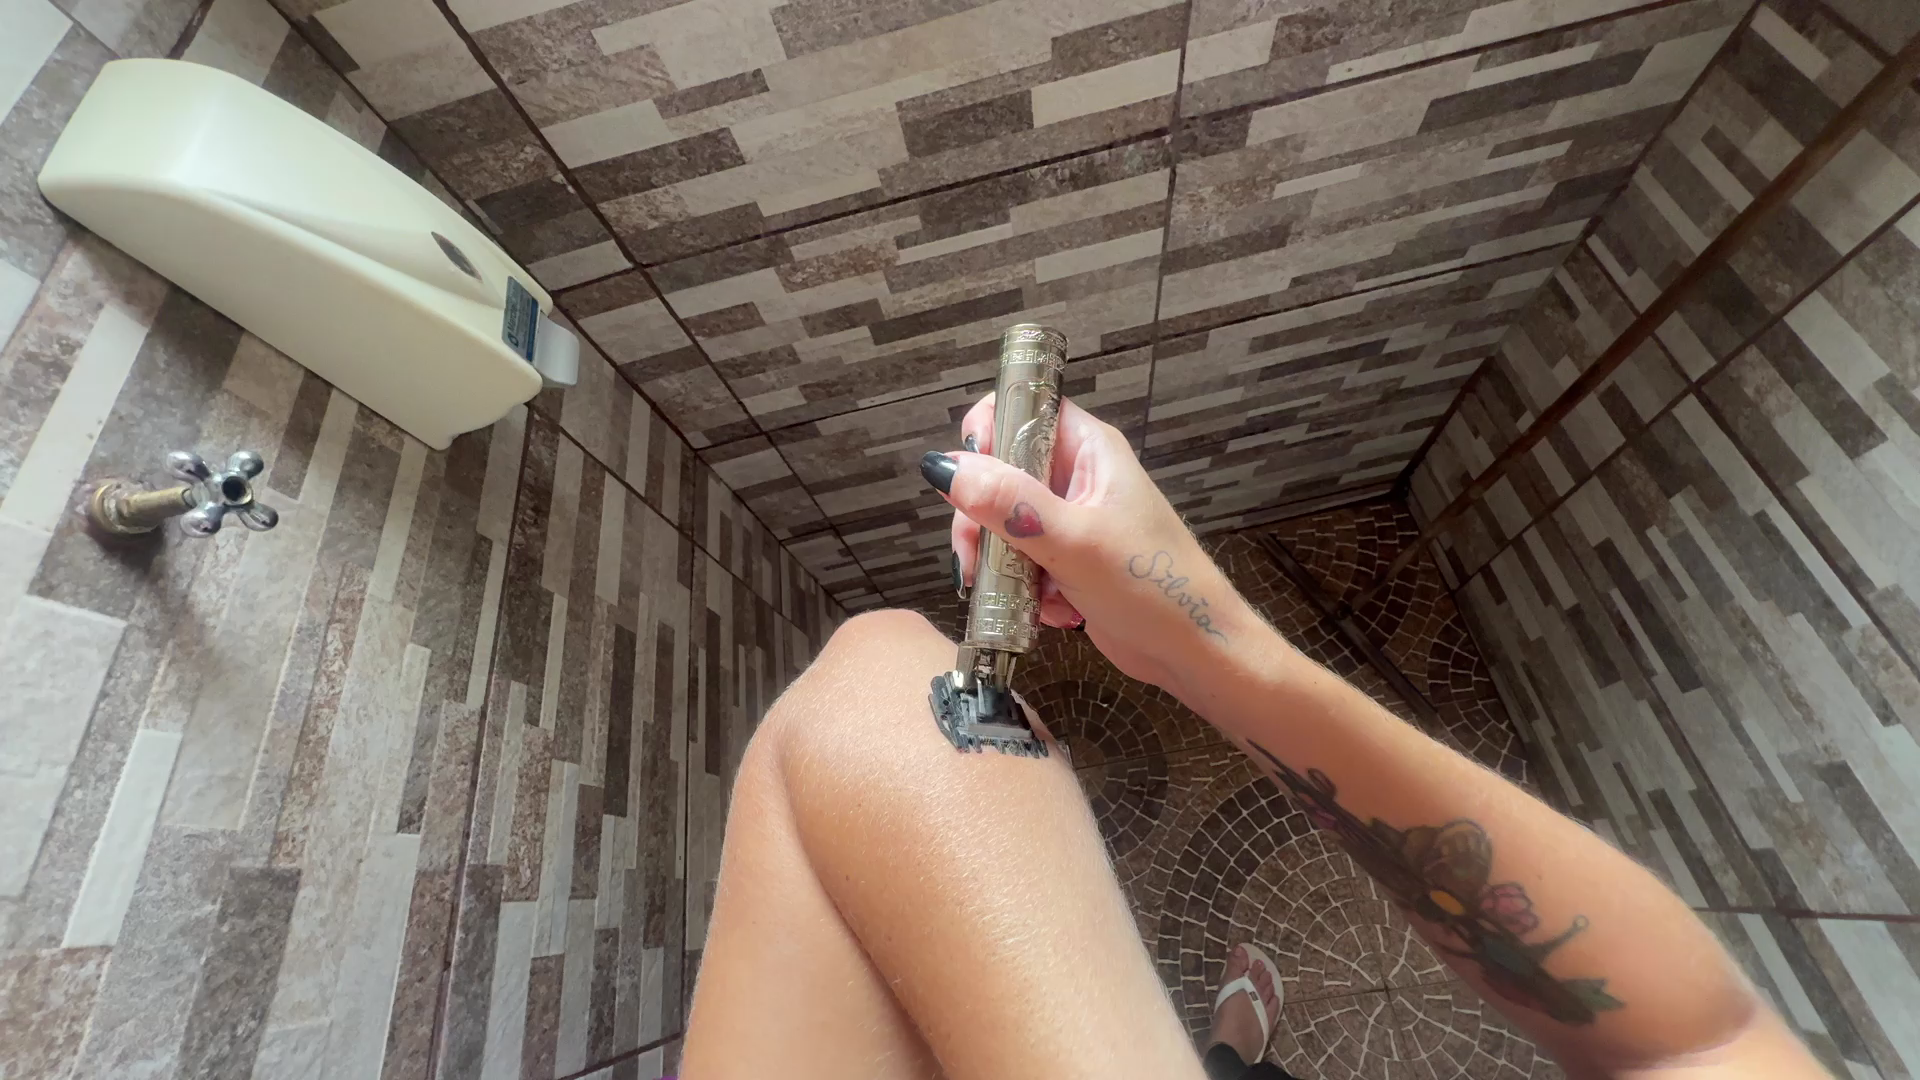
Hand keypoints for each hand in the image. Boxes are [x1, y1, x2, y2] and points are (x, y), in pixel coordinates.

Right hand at [925, 394, 1254, 698]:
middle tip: (975, 559)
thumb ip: (1008, 502)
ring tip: (1009, 593)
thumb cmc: (1149, 585)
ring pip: (1002, 521)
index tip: (967, 480)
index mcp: (1087, 449)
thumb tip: (943, 466)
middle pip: (999, 472)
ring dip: (996, 559)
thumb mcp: (1072, 540)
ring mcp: (1068, 519)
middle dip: (979, 517)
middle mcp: (1074, 476)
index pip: (1022, 410)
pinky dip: (1020, 584)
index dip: (987, 433)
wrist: (1192, 651)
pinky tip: (1044, 609)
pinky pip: (1019, 558)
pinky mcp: (1064, 558)